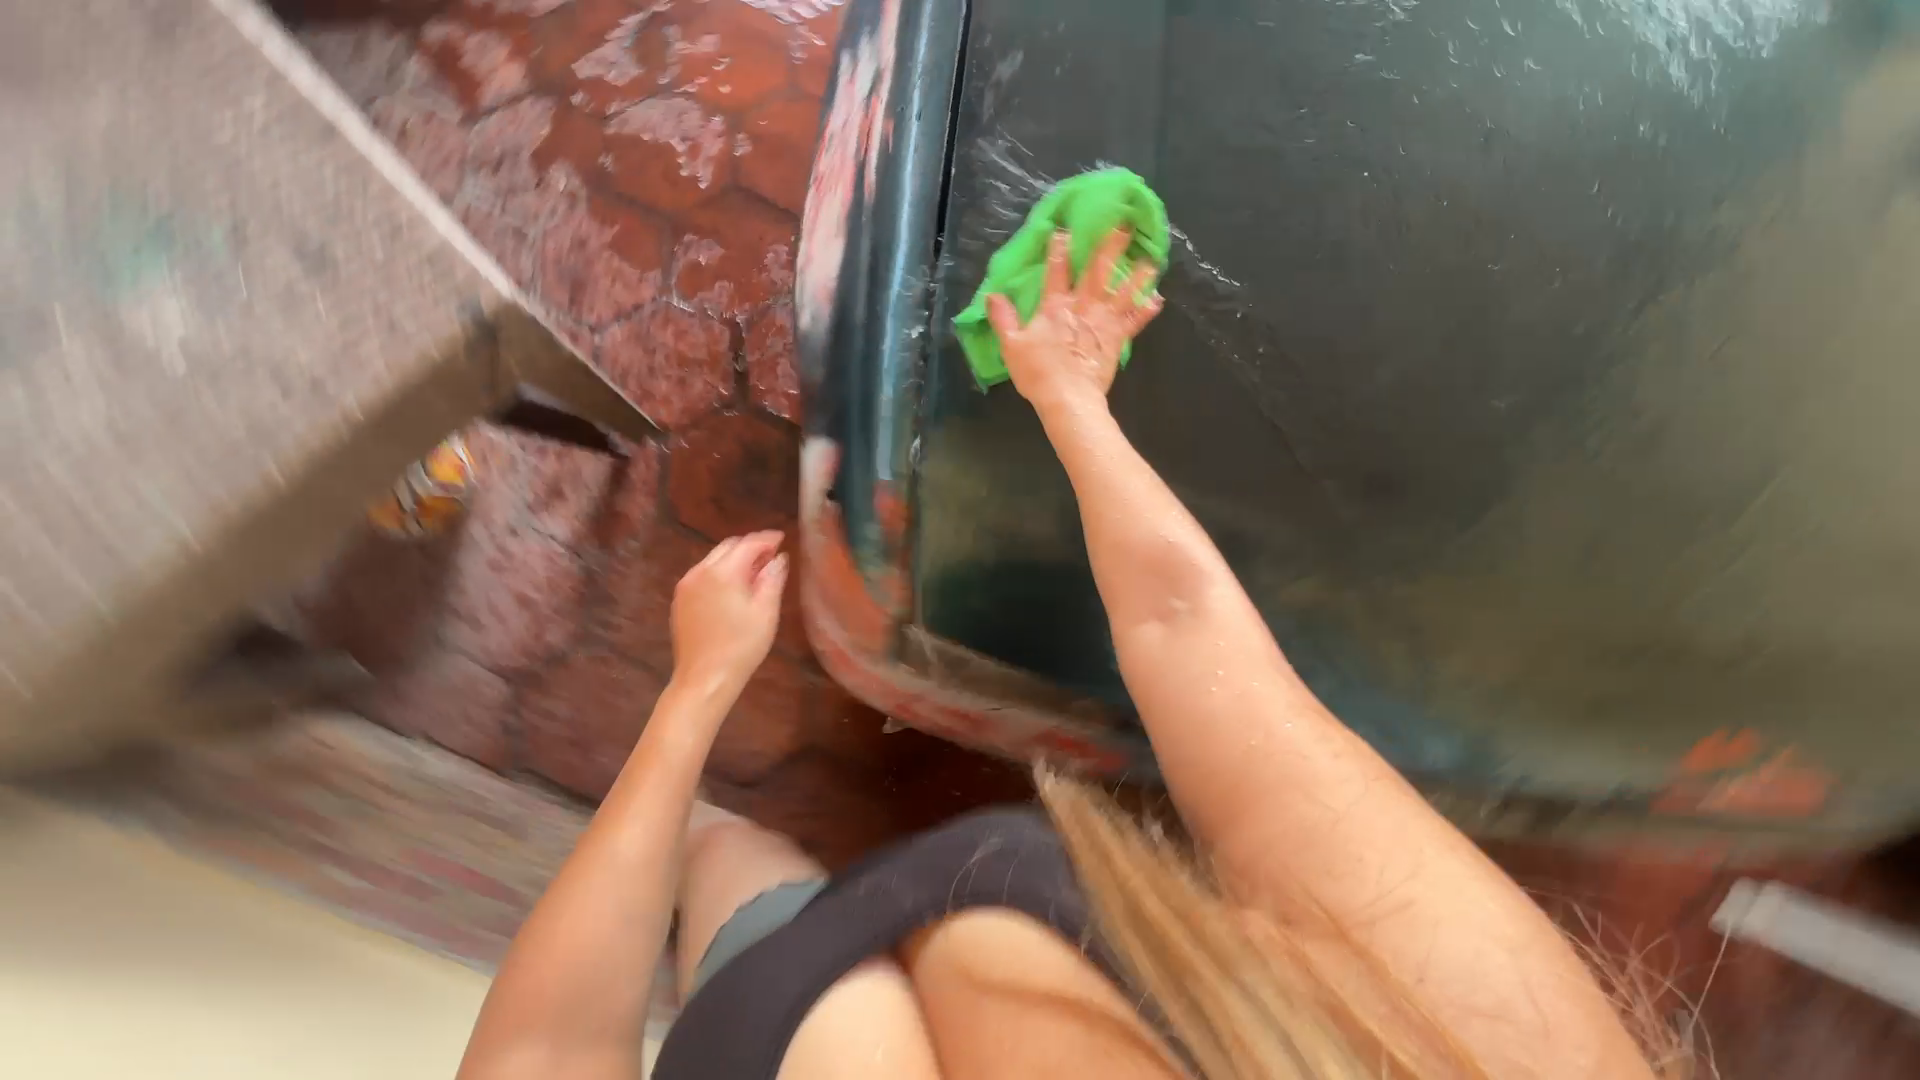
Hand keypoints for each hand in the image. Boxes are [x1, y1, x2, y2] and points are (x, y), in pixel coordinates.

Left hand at [670, 531, 787, 691]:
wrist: (704, 678)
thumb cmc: (742, 646)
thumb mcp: (766, 612)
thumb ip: (773, 579)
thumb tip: (779, 558)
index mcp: (722, 572)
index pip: (747, 544)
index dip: (767, 539)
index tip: (783, 539)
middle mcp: (699, 572)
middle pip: (727, 547)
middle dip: (750, 547)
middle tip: (771, 557)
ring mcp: (686, 586)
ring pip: (713, 560)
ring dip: (735, 560)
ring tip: (755, 573)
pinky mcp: (679, 600)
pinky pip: (703, 575)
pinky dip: (720, 574)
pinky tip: (733, 589)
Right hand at [986, 227, 1162, 415]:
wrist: (1068, 397)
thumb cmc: (1038, 372)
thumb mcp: (1011, 345)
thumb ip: (1003, 318)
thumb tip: (992, 295)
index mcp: (1055, 306)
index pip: (1056, 270)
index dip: (1059, 249)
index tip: (1064, 229)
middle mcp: (1083, 306)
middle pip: (1098, 271)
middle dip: (1110, 247)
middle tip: (1124, 226)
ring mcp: (1103, 322)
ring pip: (1123, 292)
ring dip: (1138, 275)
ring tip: (1151, 259)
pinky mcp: (1117, 339)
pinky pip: (1134, 322)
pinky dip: (1146, 311)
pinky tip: (1157, 300)